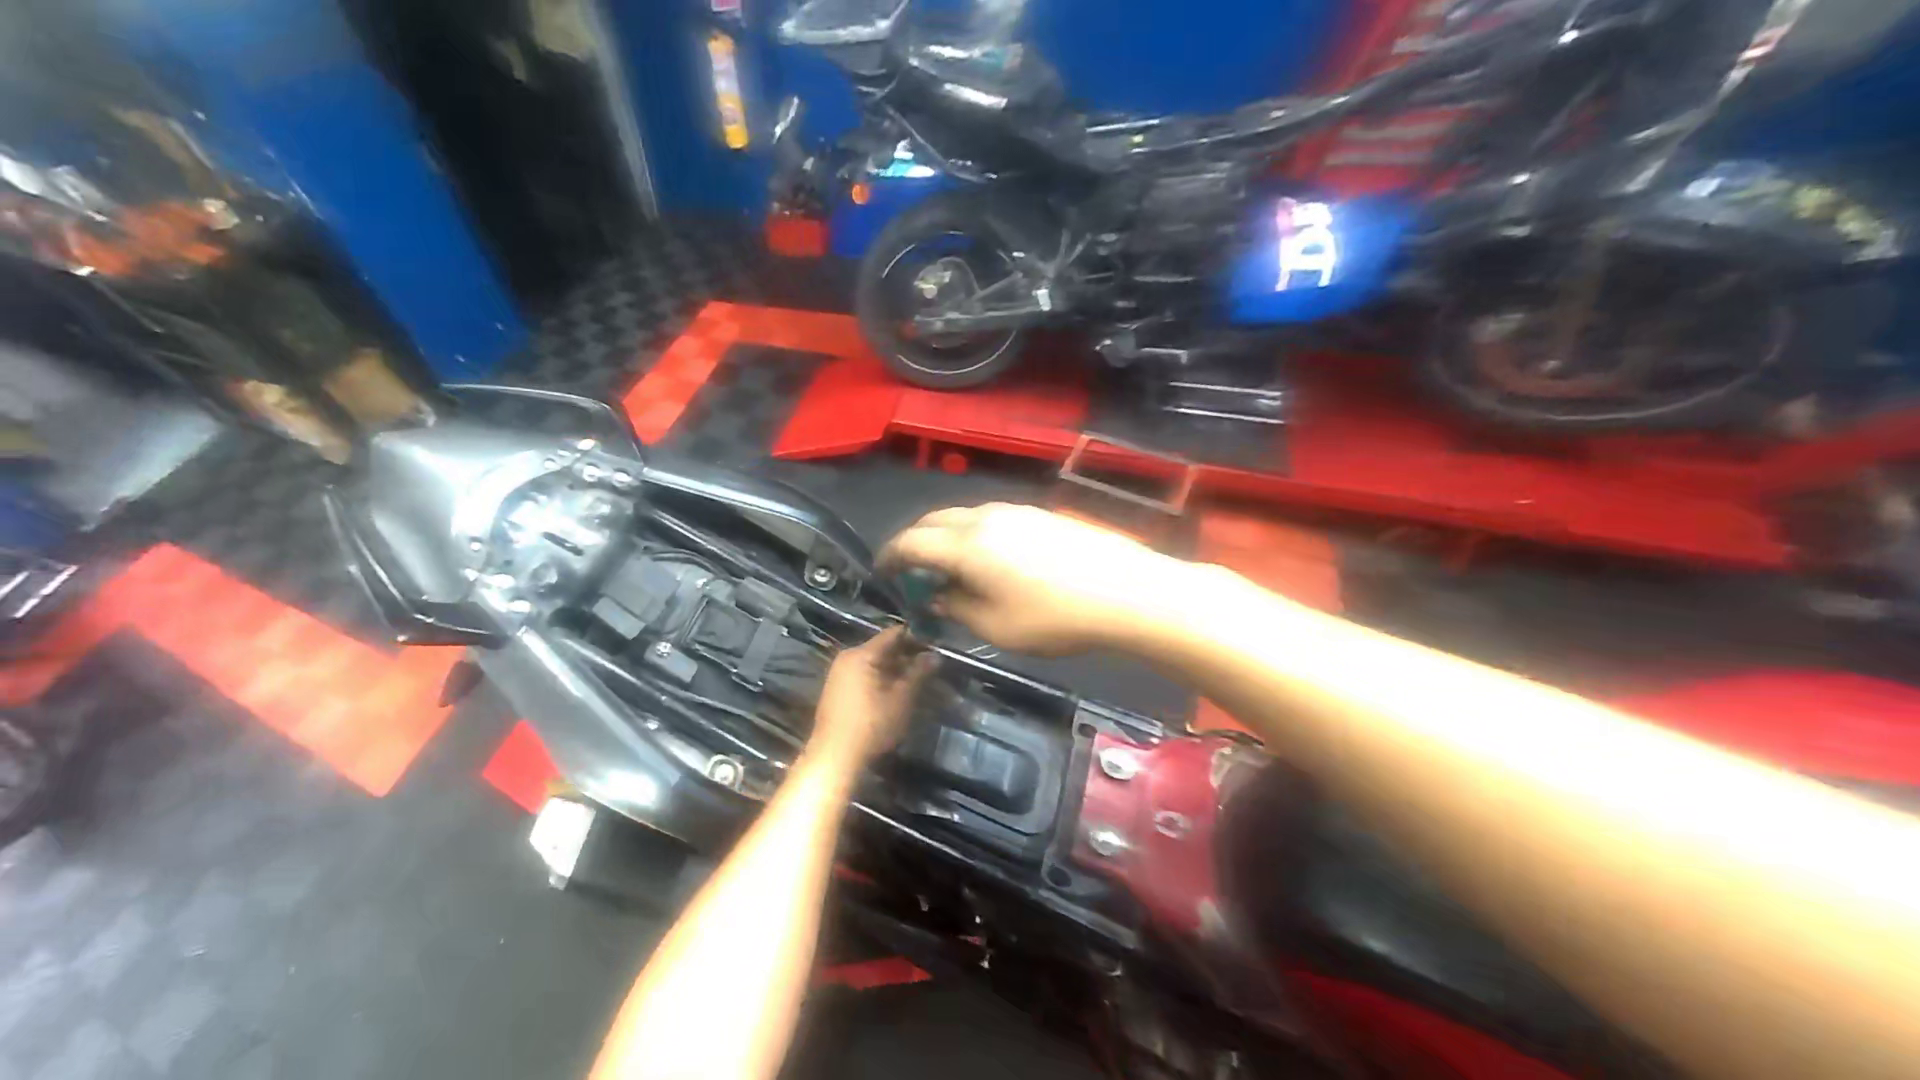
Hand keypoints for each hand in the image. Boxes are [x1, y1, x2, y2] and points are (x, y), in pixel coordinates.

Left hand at [810, 628, 934, 768]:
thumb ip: (918, 673)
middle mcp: (847, 658)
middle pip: (882, 648)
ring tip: (917, 679)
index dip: (915, 638)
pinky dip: (880, 679)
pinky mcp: (837, 689)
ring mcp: (839, 673)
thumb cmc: (872, 725)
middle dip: (906, 656)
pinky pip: (863, 674)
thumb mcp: (901, 699)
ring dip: (894, 669)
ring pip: (873, 663)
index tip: (934, 646)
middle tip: (930, 665)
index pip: (893, 634)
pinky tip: (896, 691)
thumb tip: (934, 655)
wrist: (835, 757)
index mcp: (861, 654)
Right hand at [879, 503, 1184, 654]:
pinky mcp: (1039, 514)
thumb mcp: (996, 628)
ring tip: (948, 568)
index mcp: (966, 546)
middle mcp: (984, 518)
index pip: (911, 542)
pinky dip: (971, 535)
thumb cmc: (1055, 618)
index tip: (882, 573)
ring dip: (944, 537)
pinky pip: (989, 519)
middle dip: (914, 542)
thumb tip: (939, 596)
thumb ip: (957, 609)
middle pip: (933, 521)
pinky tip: (986, 560)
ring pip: (962, 516)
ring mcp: (1015, 511)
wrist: (1127, 592)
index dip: (890, 557)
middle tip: (911, 571)